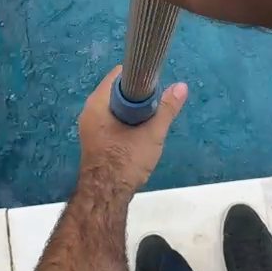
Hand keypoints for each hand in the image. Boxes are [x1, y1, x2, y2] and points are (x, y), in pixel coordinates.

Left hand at [76, 66, 187, 195]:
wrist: (107, 195)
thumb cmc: (126, 160)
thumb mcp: (152, 133)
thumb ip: (166, 109)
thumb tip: (181, 86)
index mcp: (97, 103)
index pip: (118, 75)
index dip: (138, 76)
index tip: (155, 84)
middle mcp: (89, 111)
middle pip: (117, 92)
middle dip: (137, 96)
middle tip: (156, 105)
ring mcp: (89, 127)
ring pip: (115, 108)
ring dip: (132, 111)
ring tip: (151, 119)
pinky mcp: (94, 140)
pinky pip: (111, 121)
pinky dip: (125, 122)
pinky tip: (139, 133)